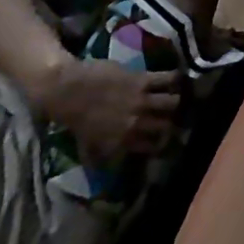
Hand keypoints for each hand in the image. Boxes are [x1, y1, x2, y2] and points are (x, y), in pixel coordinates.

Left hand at [33, 58, 181, 158]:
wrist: (66, 91)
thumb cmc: (75, 117)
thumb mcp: (86, 144)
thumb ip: (101, 155)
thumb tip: (110, 166)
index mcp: (121, 141)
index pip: (153, 146)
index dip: (163, 142)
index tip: (167, 137)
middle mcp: (135, 123)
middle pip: (166, 125)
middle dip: (173, 121)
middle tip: (175, 116)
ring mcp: (141, 101)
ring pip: (172, 102)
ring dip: (175, 99)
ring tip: (177, 95)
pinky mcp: (143, 80)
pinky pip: (168, 79)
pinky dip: (175, 77)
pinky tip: (176, 77)